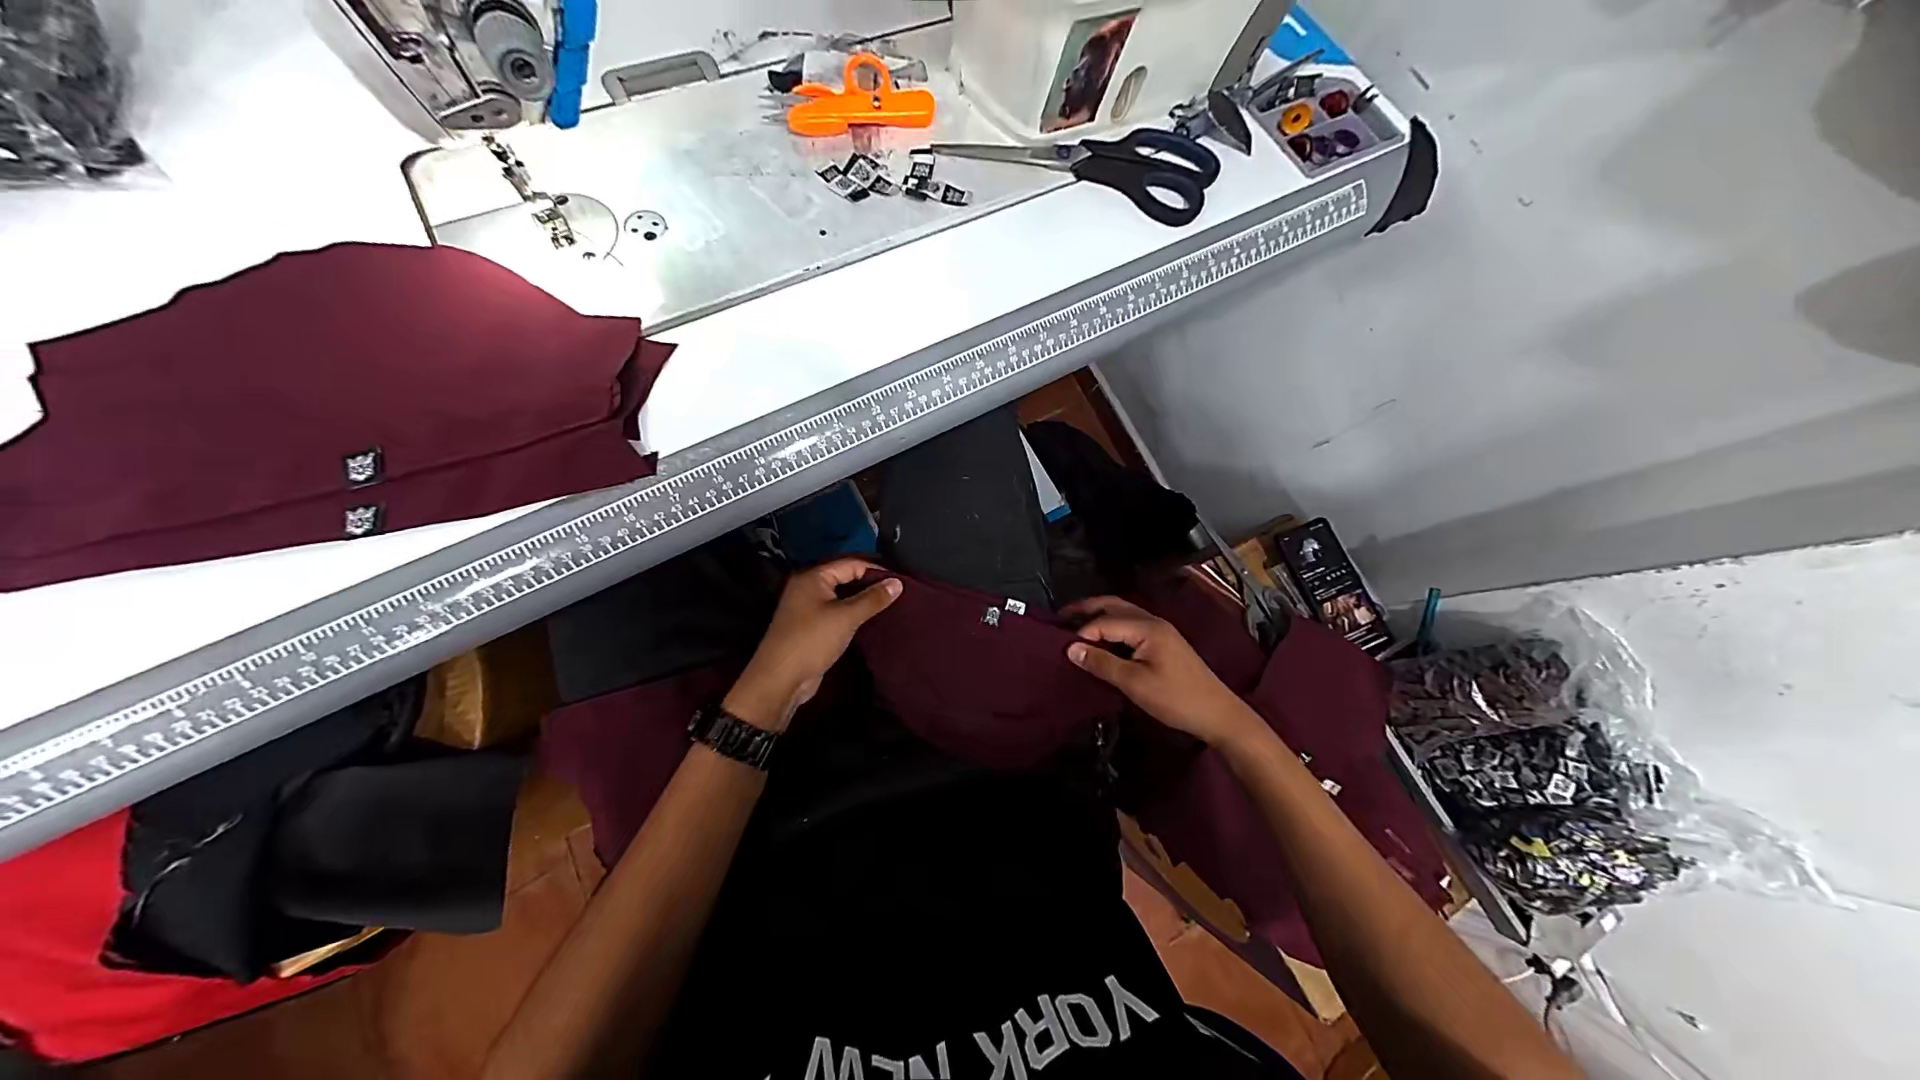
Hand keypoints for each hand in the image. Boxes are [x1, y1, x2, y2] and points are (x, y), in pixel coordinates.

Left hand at [723, 558, 901, 731]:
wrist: (781, 679)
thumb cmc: (812, 641)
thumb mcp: (846, 617)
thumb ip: (873, 598)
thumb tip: (898, 582)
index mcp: (813, 577)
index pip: (851, 564)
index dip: (876, 570)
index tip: (900, 580)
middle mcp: (808, 587)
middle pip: (845, 577)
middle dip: (870, 583)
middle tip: (897, 591)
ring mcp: (807, 607)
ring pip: (841, 595)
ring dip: (862, 599)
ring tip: (889, 604)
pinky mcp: (811, 625)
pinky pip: (836, 611)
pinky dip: (853, 612)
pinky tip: (870, 619)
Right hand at [1064, 596, 1264, 748]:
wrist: (1218, 714)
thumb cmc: (1176, 699)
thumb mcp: (1134, 683)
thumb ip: (1102, 664)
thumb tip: (1072, 649)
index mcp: (1148, 628)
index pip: (1105, 621)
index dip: (1082, 632)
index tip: (1063, 648)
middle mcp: (1154, 622)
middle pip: (1114, 606)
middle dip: (1087, 609)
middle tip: (1061, 616)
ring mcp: (1161, 631)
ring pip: (1124, 614)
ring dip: (1100, 616)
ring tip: (1076, 626)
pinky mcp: (1164, 643)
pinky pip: (1132, 626)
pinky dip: (1112, 627)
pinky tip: (1102, 641)